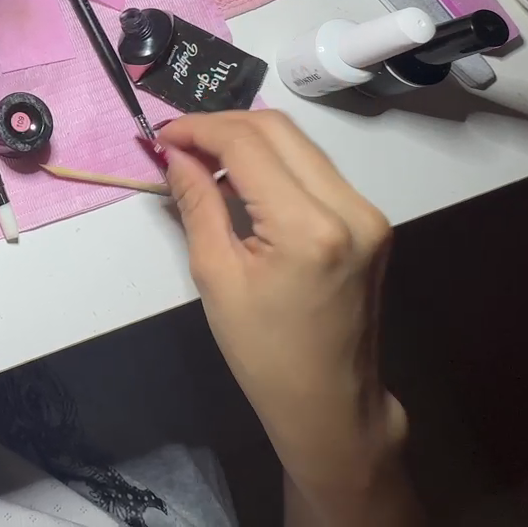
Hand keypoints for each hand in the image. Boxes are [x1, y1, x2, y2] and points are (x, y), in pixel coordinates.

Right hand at [159, 112, 415, 522]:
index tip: (160, 137)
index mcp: (309, 227)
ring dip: (243, 138)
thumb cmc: (263, 349)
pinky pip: (311, 165)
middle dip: (219, 125)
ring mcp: (366, 212)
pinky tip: (236, 177)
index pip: (246, 144)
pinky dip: (268, 158)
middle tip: (177, 143)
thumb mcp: (214, 273)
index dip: (197, 129)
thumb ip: (196, 201)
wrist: (330, 403)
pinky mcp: (367, 220)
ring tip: (200, 157)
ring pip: (296, 141)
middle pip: (276, 129)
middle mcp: (350, 208)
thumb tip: (174, 152)